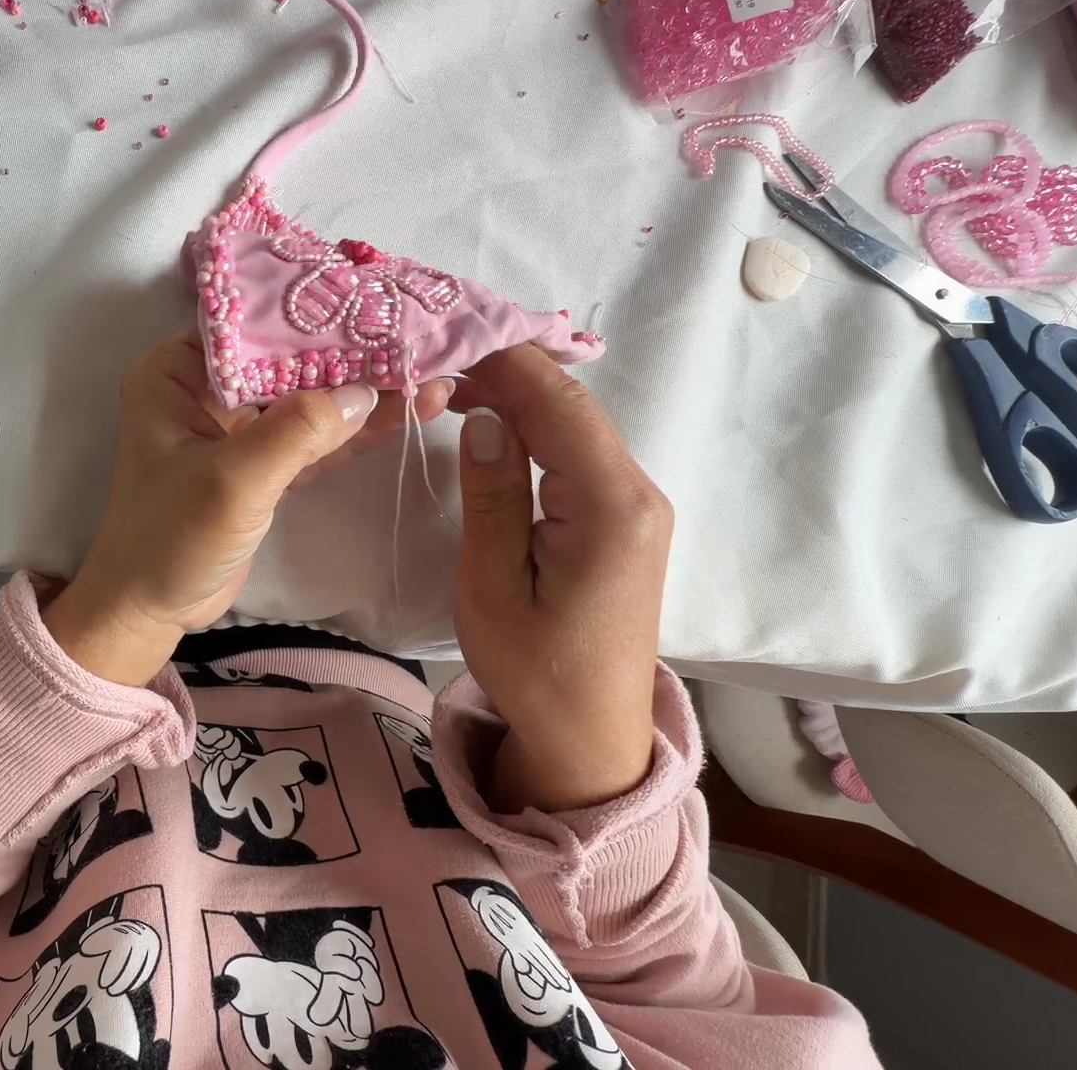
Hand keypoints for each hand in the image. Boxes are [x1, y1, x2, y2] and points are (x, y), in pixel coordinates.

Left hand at [45, 330, 442, 685]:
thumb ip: (297, 432)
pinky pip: (309, 439)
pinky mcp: (257, 464)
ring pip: (306, 402)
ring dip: (363, 397)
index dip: (319, 319)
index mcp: (178, 371)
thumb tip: (364, 391)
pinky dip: (350, 434)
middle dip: (353, 360)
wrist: (149, 607)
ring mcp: (234, 427)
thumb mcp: (233, 482)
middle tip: (423, 347)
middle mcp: (205, 388)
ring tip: (430, 382)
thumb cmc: (171, 539)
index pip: (257, 328)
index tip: (384, 309)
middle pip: (289, 362)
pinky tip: (401, 415)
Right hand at [449, 344, 672, 812]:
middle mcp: (637, 493)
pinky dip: (535, 430)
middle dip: (509, 374)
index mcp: (608, 507)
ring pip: (576, 425)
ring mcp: (637, 506)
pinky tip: (496, 427)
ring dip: (520, 400)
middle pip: (572, 406)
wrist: (591, 734)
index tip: (445, 340)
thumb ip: (491, 497)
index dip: (504, 362)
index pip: (557, 404)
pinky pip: (579, 454)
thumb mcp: (491, 587)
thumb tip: (483, 419)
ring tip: (454, 387)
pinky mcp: (624, 520)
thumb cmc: (532, 670)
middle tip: (439, 365)